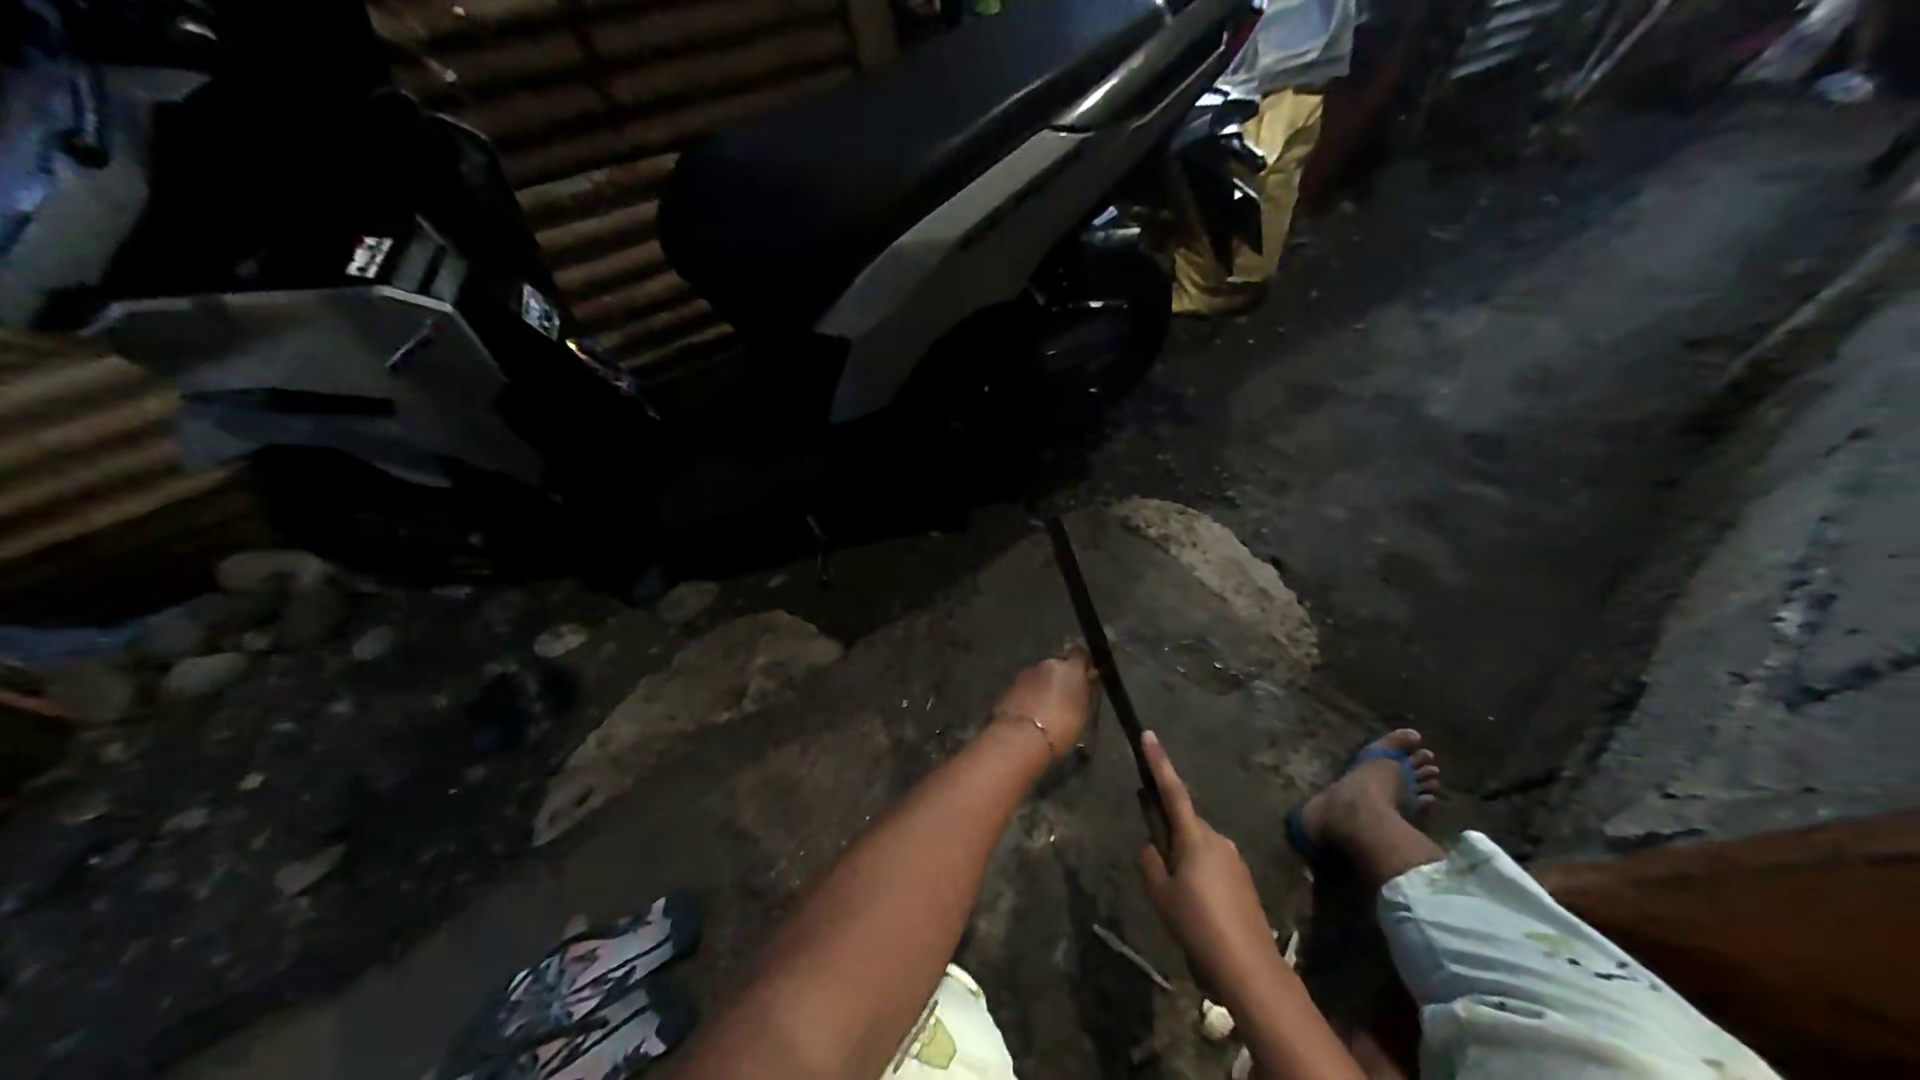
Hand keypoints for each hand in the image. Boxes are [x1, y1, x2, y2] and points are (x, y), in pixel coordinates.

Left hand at [993, 647, 1096, 760]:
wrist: (1019, 737)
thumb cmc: (1061, 728)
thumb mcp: (1084, 713)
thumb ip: (1086, 691)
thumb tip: (1088, 680)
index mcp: (1070, 668)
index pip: (1080, 654)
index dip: (1082, 664)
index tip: (1084, 676)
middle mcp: (1047, 664)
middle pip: (1057, 666)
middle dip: (1059, 679)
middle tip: (1062, 699)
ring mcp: (1024, 673)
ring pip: (1038, 677)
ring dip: (1042, 688)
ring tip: (1044, 710)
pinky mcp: (1008, 686)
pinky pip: (1024, 688)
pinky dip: (1028, 696)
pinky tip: (1029, 714)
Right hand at [1137, 731, 1280, 993]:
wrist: (1250, 967)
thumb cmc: (1198, 925)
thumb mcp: (1160, 893)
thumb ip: (1150, 861)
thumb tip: (1153, 847)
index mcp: (1195, 837)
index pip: (1172, 791)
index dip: (1158, 762)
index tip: (1148, 734)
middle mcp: (1217, 839)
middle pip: (1184, 823)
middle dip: (1168, 835)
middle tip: (1157, 869)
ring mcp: (1234, 858)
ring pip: (1197, 846)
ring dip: (1183, 859)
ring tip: (1178, 899)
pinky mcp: (1243, 878)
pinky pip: (1212, 863)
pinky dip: (1198, 874)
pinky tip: (1197, 908)